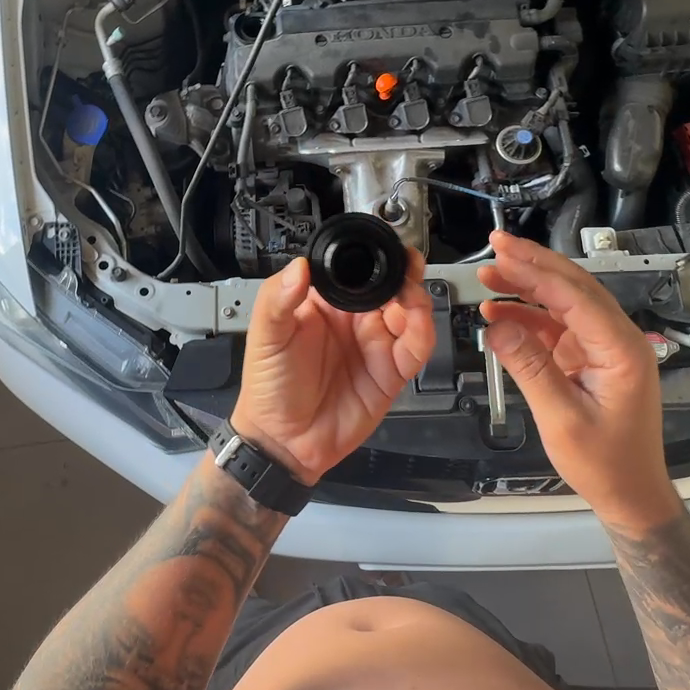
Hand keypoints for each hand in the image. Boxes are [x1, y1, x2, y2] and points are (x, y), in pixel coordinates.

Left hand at [231, 250, 435, 486]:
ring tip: (408, 295)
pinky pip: (417, 347)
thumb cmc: (269, 386)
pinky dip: (423, 331)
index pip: (353, 270)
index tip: (380, 248)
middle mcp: (353, 320)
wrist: (284, 441)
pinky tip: (416, 324)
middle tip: (406, 266)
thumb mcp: (266, 336)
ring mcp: (374, 344)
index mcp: (324, 303)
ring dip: (416, 298)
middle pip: (388, 286)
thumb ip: (278, 299)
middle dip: (402, 272)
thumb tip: (298, 266)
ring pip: (409, 311)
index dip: (369, 258)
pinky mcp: (391, 373)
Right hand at [477, 231, 681, 531]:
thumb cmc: (604, 463)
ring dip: (527, 285)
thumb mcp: (562, 418)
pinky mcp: (588, 356)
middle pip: (573, 287)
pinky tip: (498, 312)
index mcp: (621, 349)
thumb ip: (530, 368)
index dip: (536, 272)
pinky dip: (527, 315)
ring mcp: (603, 346)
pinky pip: (556, 324)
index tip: (502, 253)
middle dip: (533, 263)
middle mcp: (617, 338)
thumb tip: (496, 326)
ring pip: (563, 300)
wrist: (630, 494)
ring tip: (488, 273)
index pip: (575, 296)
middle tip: (495, 244)